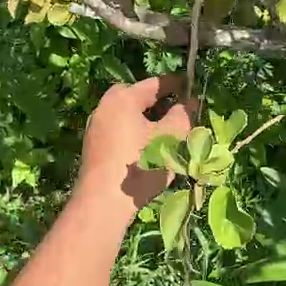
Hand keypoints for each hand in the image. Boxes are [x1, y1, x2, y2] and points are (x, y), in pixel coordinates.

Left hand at [76, 76, 194, 208]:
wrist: (103, 202)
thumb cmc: (140, 165)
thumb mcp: (170, 137)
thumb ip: (182, 114)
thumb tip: (189, 101)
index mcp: (122, 98)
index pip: (154, 83)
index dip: (176, 84)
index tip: (192, 86)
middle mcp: (105, 107)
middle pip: (136, 96)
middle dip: (158, 101)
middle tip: (178, 109)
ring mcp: (96, 127)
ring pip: (127, 115)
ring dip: (146, 119)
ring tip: (167, 131)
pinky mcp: (93, 147)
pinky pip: (118, 130)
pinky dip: (134, 132)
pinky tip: (148, 148)